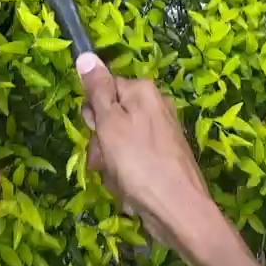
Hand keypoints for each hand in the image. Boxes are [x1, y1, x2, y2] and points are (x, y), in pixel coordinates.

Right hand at [77, 52, 227, 257]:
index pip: (103, 89)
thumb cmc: (140, 163)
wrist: (180, 211)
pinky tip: (130, 190)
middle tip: (105, 160)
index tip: (95, 131)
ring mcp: (162, 133)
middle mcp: (155, 106)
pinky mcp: (165, 157)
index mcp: (143, 91)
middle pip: (111, 116)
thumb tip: (86, 55)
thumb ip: (97, 90)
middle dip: (102, 142)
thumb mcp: (110, 123)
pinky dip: (127, 174)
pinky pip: (133, 159)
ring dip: (111, 163)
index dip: (94, 112)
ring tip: (119, 180)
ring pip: (119, 142)